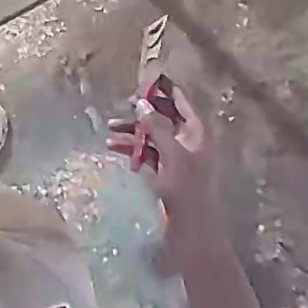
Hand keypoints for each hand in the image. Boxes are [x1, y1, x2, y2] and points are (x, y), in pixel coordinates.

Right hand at [107, 85, 220, 237]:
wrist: (191, 229)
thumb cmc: (186, 189)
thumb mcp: (171, 154)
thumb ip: (157, 127)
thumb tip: (142, 103)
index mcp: (197, 132)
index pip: (181, 102)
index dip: (165, 89)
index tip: (146, 78)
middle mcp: (188, 140)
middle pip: (164, 116)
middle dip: (144, 110)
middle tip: (124, 102)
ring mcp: (176, 156)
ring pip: (152, 134)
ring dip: (133, 130)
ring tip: (111, 128)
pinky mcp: (165, 170)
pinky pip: (147, 151)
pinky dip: (133, 148)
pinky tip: (114, 147)